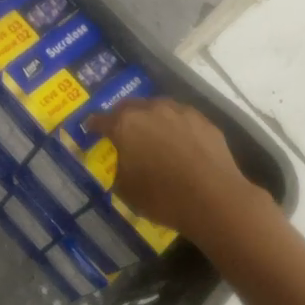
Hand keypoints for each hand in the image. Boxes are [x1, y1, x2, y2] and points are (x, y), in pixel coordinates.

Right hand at [87, 98, 268, 241]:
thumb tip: (124, 162)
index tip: (91, 129)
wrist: (214, 198)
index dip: (94, 125)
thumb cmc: (162, 198)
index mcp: (126, 125)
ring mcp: (180, 112)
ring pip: (158, 108)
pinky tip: (180, 142)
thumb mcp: (126, 190)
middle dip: (122, 117)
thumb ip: (119, 169)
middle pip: (130, 106)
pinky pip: (182, 118)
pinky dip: (175, 127)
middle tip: (122, 131)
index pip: (101, 120)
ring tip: (153, 135)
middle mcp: (152, 110)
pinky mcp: (204, 120)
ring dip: (151, 118)